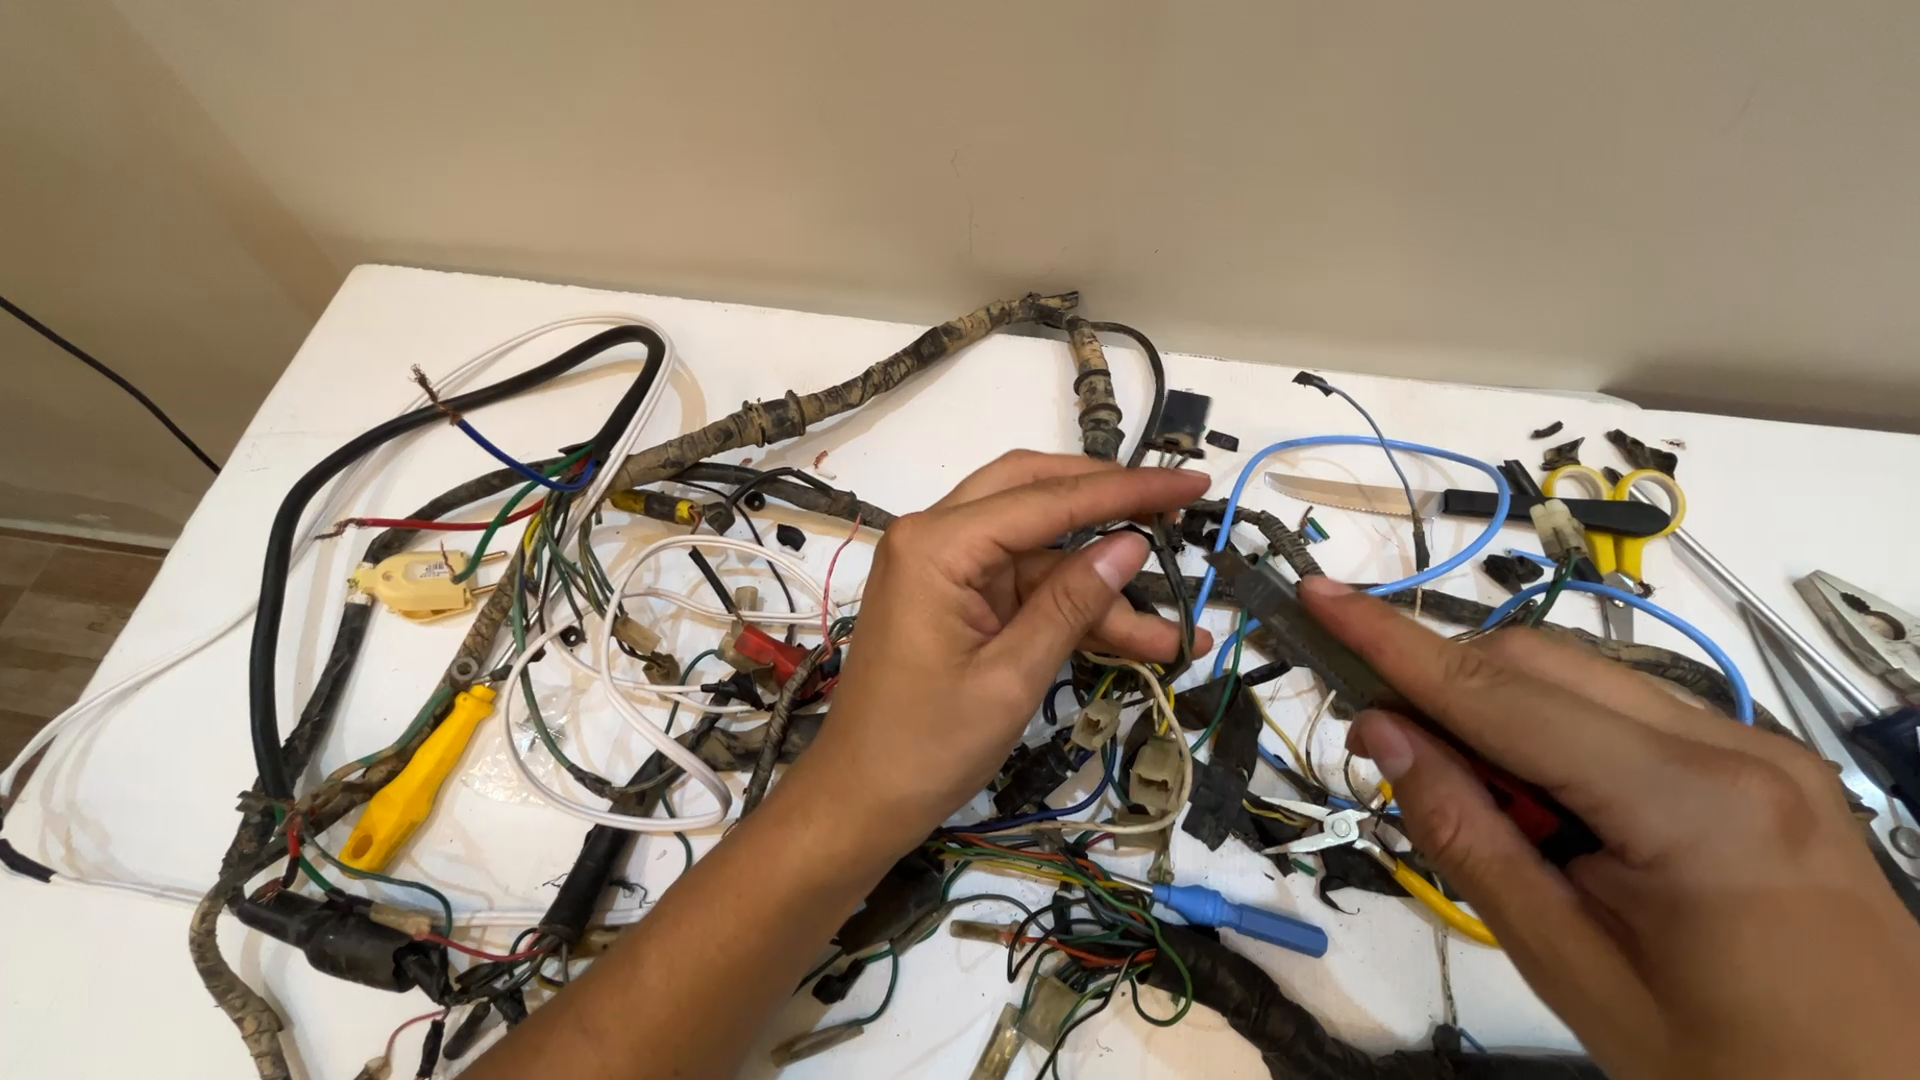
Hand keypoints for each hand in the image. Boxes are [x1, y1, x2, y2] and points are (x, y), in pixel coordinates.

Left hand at [794, 451, 1209, 853]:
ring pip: (1039, 554)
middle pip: (1035, 496)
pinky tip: (1132, 642)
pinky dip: (1071, 613)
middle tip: (1176, 512)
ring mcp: (943, 569)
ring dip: (1101, 592)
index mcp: (937, 545)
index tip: (1192, 484)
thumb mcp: (1012, 677)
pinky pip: (1023, 589)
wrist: (859, 801)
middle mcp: (934, 538)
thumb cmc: (926, 747)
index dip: (1126, 491)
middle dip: (1107, 505)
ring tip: (1174, 636)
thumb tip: (1130, 544)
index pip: (1046, 500)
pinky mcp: (954, 600)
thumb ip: (1072, 604)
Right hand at [1303, 577, 1919, 1077]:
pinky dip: (1537, 728)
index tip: (1318, 592)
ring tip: (1462, 788)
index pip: (1495, 693)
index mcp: (1688, 802)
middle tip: (1376, 742)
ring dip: (1484, 707)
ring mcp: (1752, 745)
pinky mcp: (1753, 759)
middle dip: (1435, 680)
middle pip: (1531, 663)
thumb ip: (1463, 832)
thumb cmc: (1727, 1064)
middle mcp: (1729, 745)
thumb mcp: (1565, 962)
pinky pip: (1607, 706)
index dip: (1390, 640)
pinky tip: (1534, 798)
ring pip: (1566, 675)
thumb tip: (1380, 731)